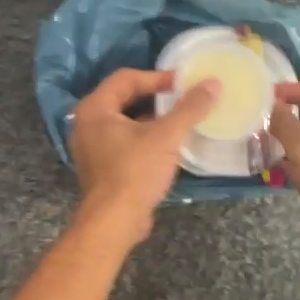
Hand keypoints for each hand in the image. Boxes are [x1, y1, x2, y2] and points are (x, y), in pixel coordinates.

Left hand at [69, 69, 218, 248]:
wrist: (114, 222)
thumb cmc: (135, 172)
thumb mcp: (166, 137)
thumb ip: (189, 108)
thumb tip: (213, 83)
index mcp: (95, 108)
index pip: (126, 78)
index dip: (157, 77)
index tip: (184, 83)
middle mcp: (87, 124)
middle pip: (124, 98)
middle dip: (154, 97)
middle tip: (182, 98)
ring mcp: (91, 147)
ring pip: (124, 121)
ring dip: (151, 118)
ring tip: (179, 119)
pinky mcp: (101, 167)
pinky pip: (123, 141)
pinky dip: (144, 138)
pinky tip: (167, 145)